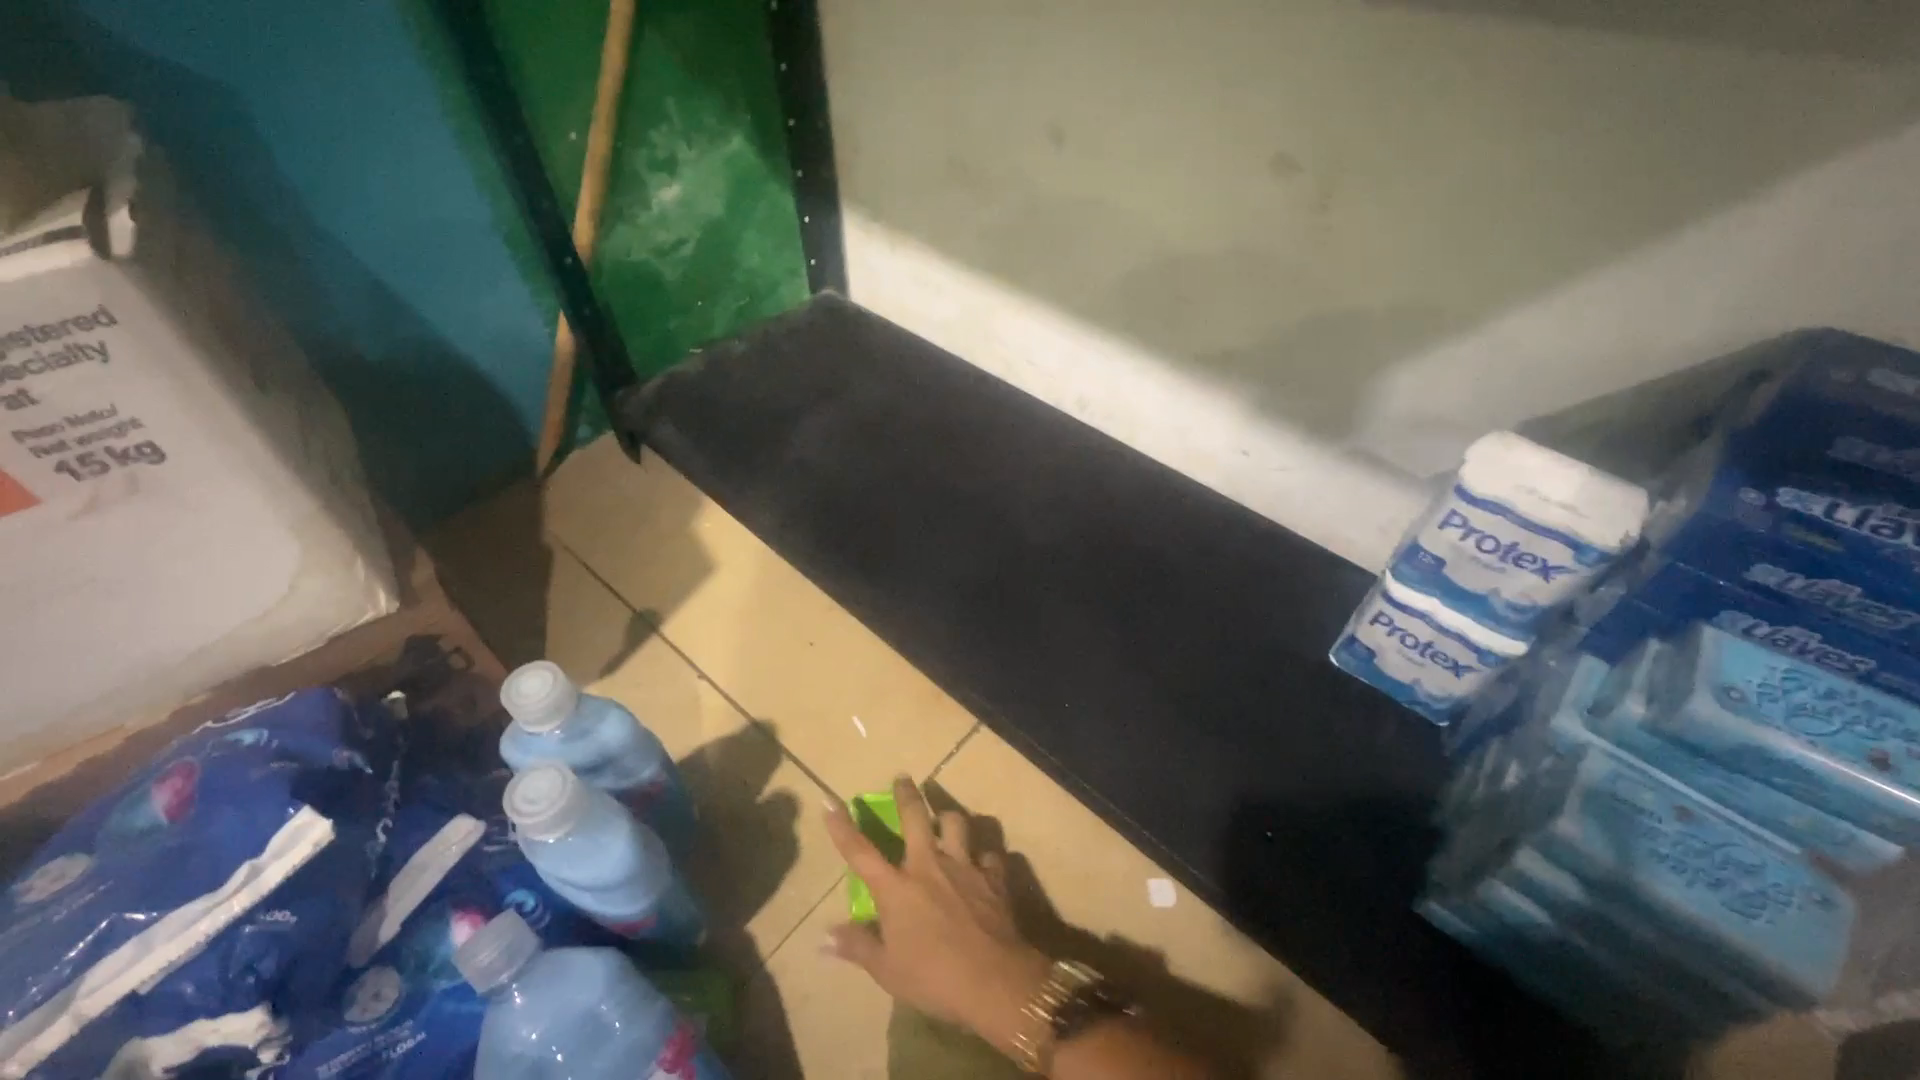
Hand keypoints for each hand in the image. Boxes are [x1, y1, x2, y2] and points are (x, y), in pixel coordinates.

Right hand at [824, 776, 1052, 1054]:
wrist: (993, 980)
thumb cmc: (933, 977)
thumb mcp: (887, 970)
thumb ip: (858, 947)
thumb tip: (824, 937)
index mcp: (896, 888)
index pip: (860, 852)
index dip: (842, 828)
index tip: (830, 803)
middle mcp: (929, 865)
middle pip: (915, 817)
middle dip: (907, 795)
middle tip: (904, 778)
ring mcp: (965, 866)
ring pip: (957, 823)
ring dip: (950, 818)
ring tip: (947, 818)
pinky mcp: (994, 877)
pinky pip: (990, 854)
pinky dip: (985, 855)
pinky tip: (985, 861)